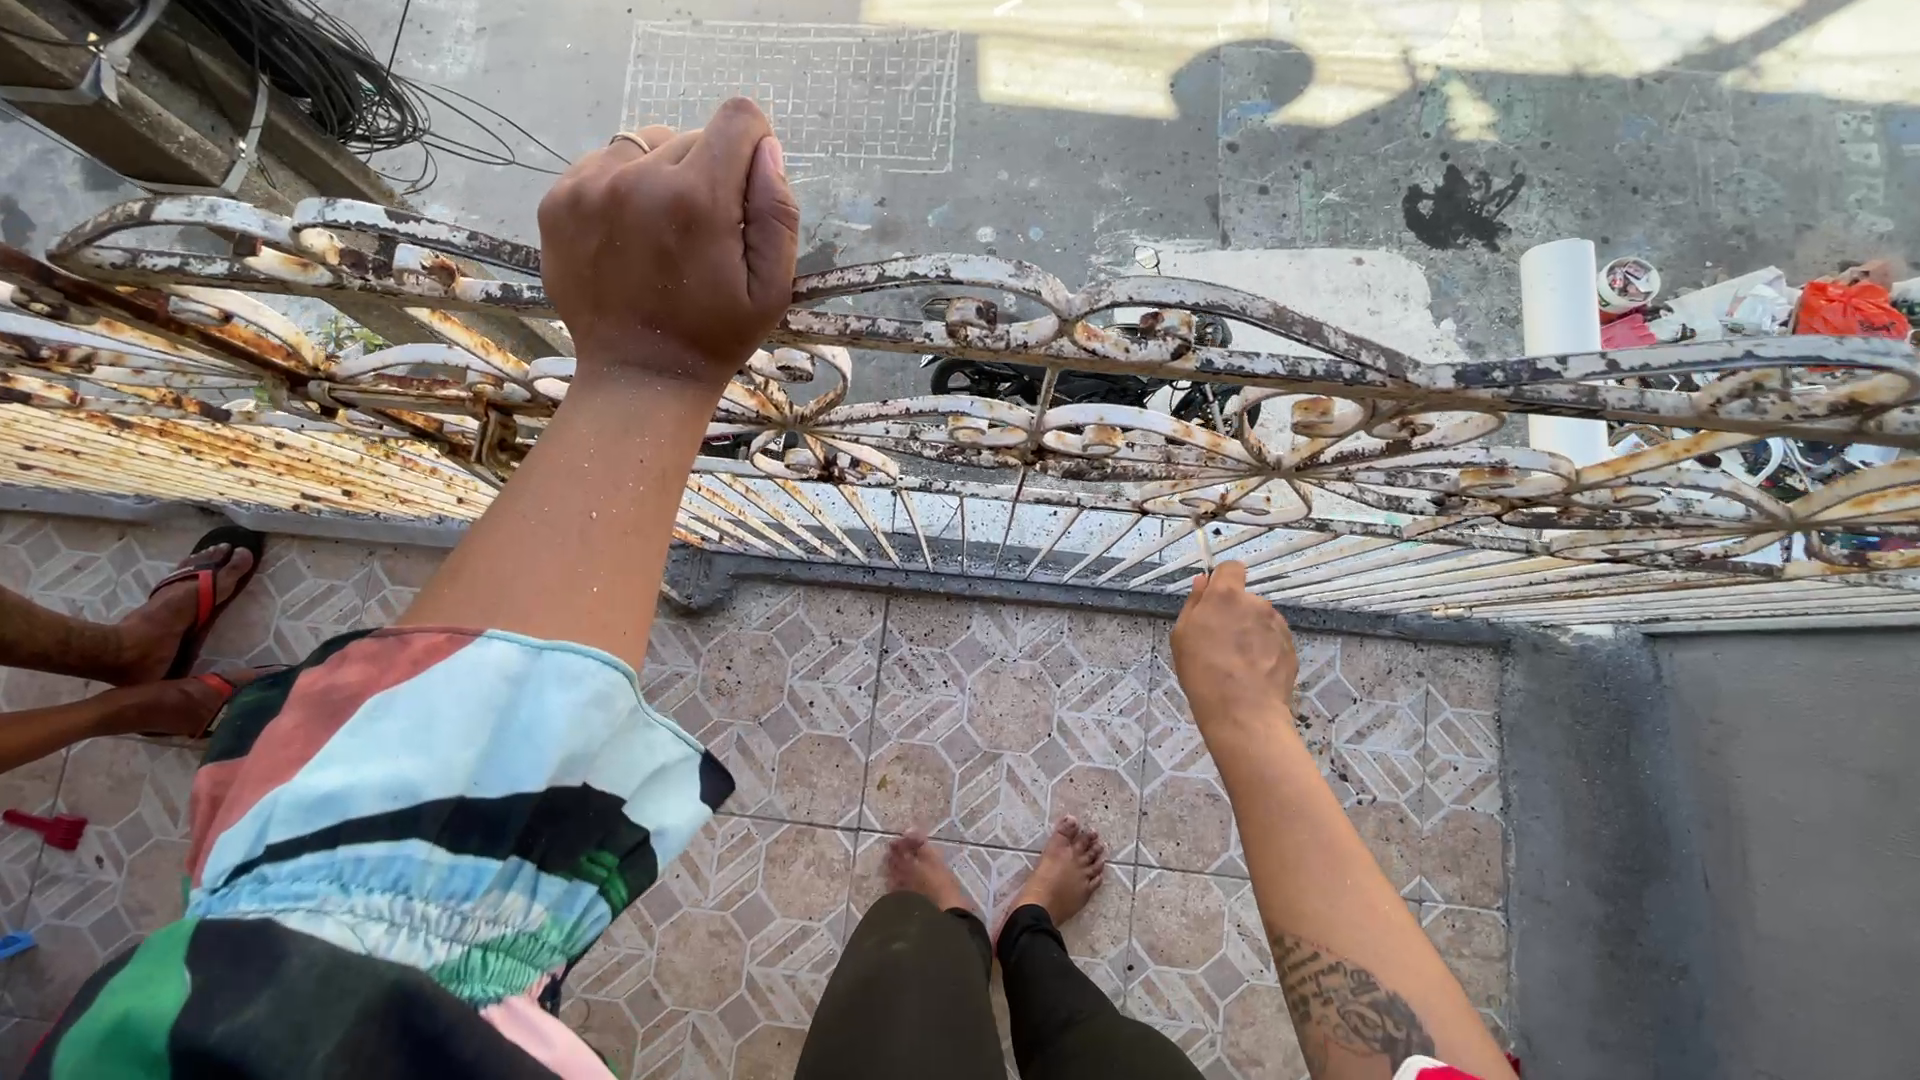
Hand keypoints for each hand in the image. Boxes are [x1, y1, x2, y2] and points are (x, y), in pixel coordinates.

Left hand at [537, 98, 799, 384]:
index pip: (737, 118)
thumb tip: (767, 148)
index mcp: (698, 200)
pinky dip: (624, 187)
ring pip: (645, 144)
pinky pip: (604, 163)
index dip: (754, 143)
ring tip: (666, 230)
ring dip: (665, 174)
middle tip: (707, 233)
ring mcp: (590, 186)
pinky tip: (632, 235)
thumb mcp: (772, 289)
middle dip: (711, 173)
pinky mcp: (559, 200)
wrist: (640, 375)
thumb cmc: (716, 337)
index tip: (749, 182)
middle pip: (693, 135)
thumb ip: (777, 213)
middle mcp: (639, 178)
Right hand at [1170, 561, 1299, 745]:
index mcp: (1227, 596)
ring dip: (1251, 632)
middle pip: (1245, 599)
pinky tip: (1253, 673)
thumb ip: (1194, 604)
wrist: (1243, 712)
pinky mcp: (1291, 647)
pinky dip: (1265, 650)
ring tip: (1238, 663)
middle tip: (1220, 642)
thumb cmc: (1203, 673)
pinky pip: (1274, 640)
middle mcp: (1257, 604)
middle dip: (1235, 613)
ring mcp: (1278, 626)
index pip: (1232, 567)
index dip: (1223, 580)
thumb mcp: (1182, 636)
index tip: (1214, 600)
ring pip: (1260, 620)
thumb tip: (1203, 582)